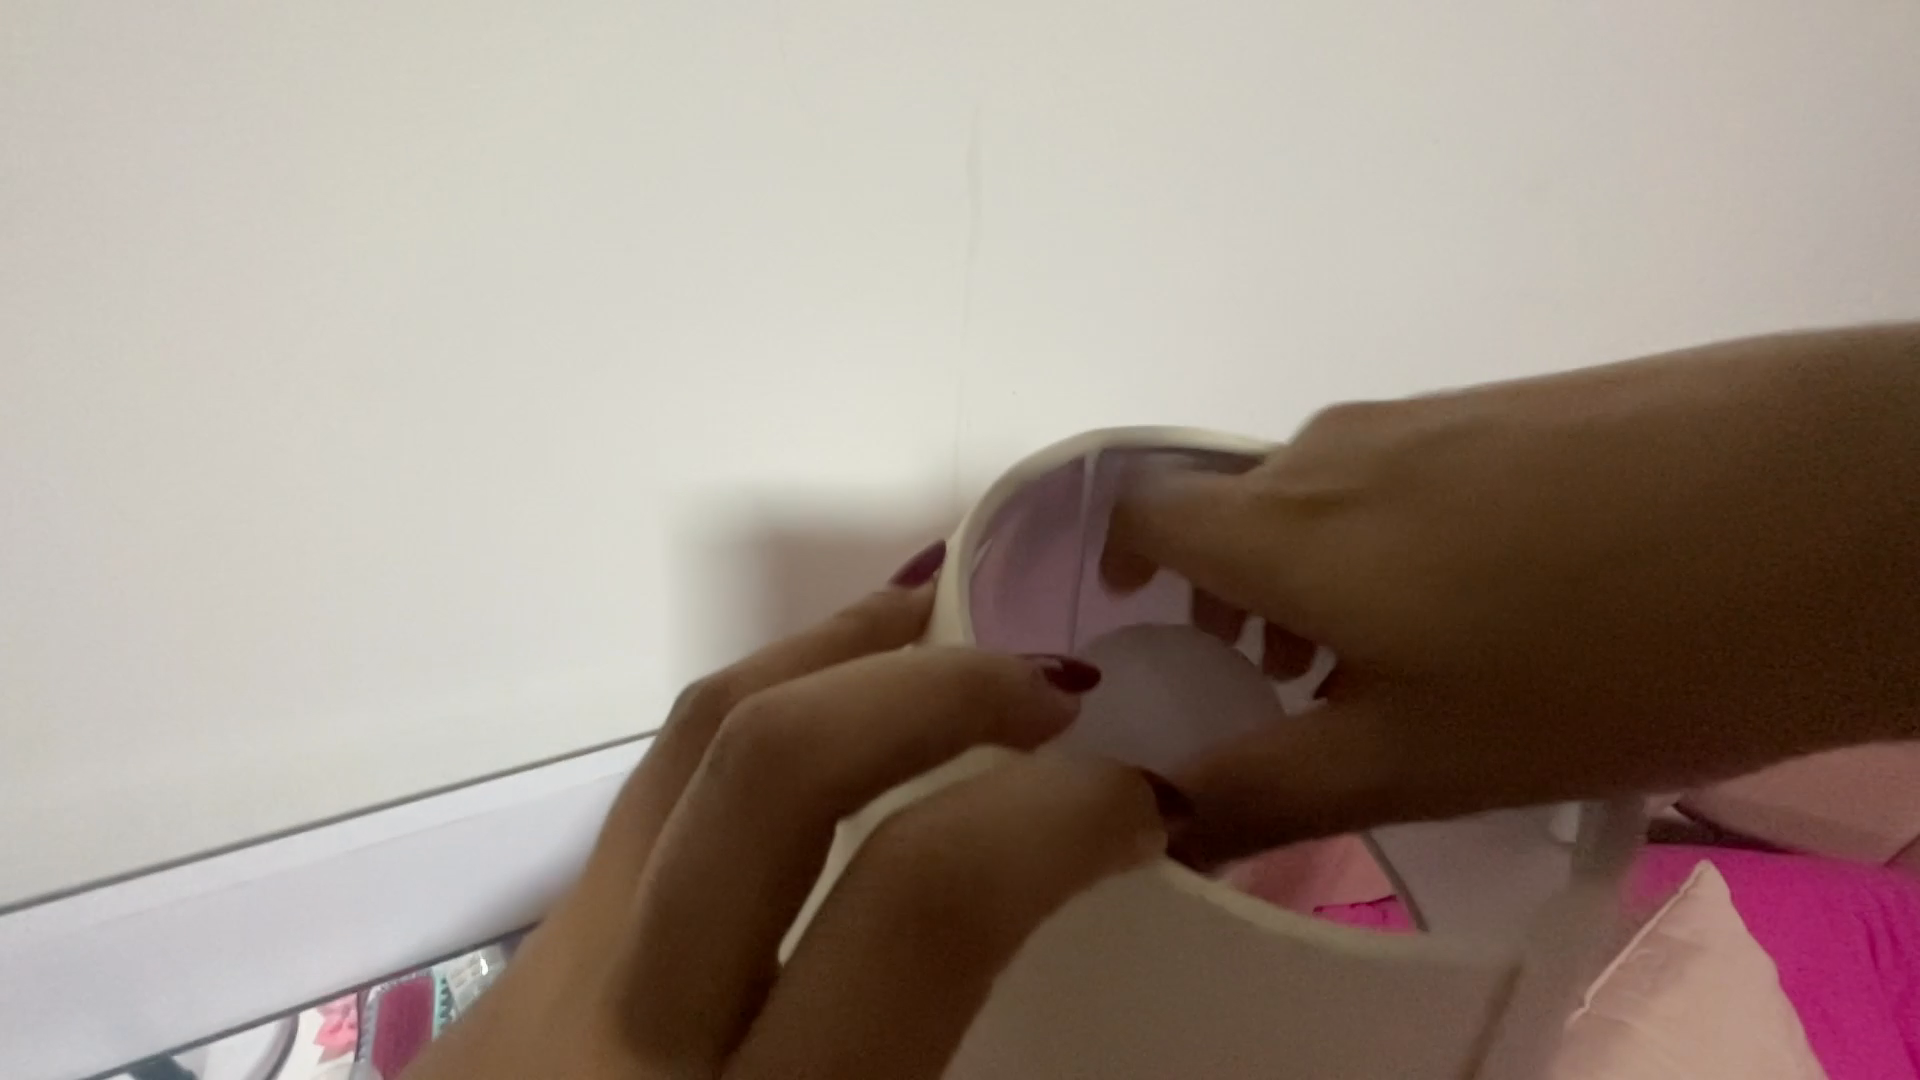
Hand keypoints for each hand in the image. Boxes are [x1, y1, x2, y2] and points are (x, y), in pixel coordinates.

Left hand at [403, 550, 1171, 1079]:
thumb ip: (974, 1060)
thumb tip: (1087, 944)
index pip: (918, 901)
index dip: (1054, 818)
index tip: (1145, 796)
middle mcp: (616, 1028)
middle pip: (775, 760)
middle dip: (940, 687)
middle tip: (1056, 680)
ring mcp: (545, 970)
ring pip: (703, 729)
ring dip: (848, 651)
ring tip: (954, 627)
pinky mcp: (526, 952)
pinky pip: (672, 772)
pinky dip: (779, 703)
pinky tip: (847, 705)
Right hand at [1105, 324, 1919, 867]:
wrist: (1860, 502)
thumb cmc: (1600, 654)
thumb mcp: (1418, 759)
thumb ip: (1266, 790)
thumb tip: (1160, 819)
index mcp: (1280, 526)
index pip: (1142, 511)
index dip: (1120, 558)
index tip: (1143, 619)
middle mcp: (1322, 450)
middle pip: (1224, 510)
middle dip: (1221, 590)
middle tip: (1277, 675)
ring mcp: (1410, 416)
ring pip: (1306, 494)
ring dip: (1301, 568)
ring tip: (1378, 648)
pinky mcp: (1488, 404)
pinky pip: (1382, 470)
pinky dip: (1373, 534)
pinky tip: (1473, 594)